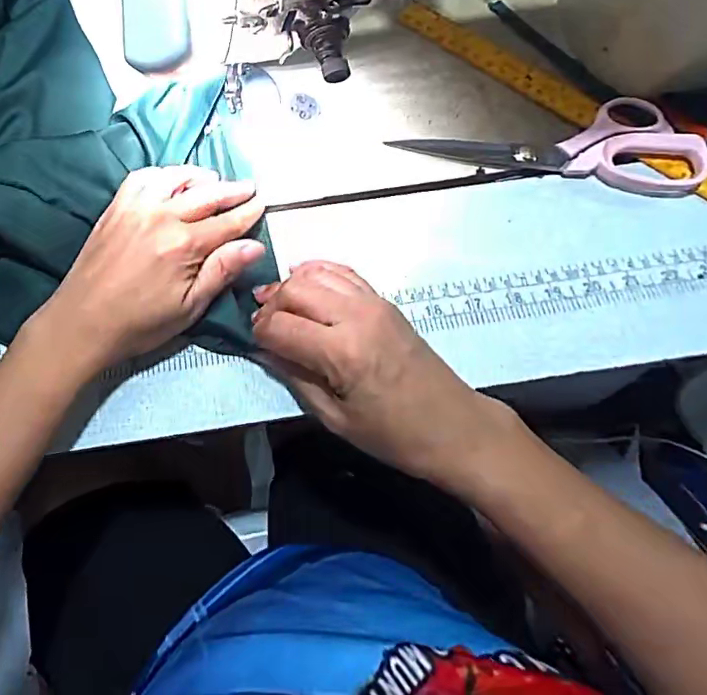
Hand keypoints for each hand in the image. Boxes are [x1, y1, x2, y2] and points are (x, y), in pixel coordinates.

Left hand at [25, 166, 265, 370]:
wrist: (81, 323)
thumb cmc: (139, 323)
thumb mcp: (189, 306)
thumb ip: (222, 271)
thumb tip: (254, 246)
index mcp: (184, 244)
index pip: (227, 221)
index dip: (248, 212)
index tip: (263, 203)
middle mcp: (162, 217)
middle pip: (207, 194)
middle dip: (232, 190)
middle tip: (249, 187)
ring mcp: (136, 207)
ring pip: (176, 178)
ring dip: (199, 176)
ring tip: (213, 180)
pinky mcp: (116, 208)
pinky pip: (142, 177)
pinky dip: (162, 174)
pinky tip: (170, 181)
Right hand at [250, 260, 520, 489]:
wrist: (454, 426)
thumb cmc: (394, 434)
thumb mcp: (336, 418)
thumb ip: (295, 378)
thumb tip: (262, 350)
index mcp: (343, 352)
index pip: (280, 325)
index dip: (258, 332)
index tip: (252, 342)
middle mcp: (356, 316)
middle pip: (295, 289)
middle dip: (271, 304)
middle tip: (262, 324)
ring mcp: (373, 302)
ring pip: (316, 273)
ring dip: (291, 285)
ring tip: (278, 304)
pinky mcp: (383, 299)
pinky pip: (342, 272)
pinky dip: (317, 272)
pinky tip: (304, 283)